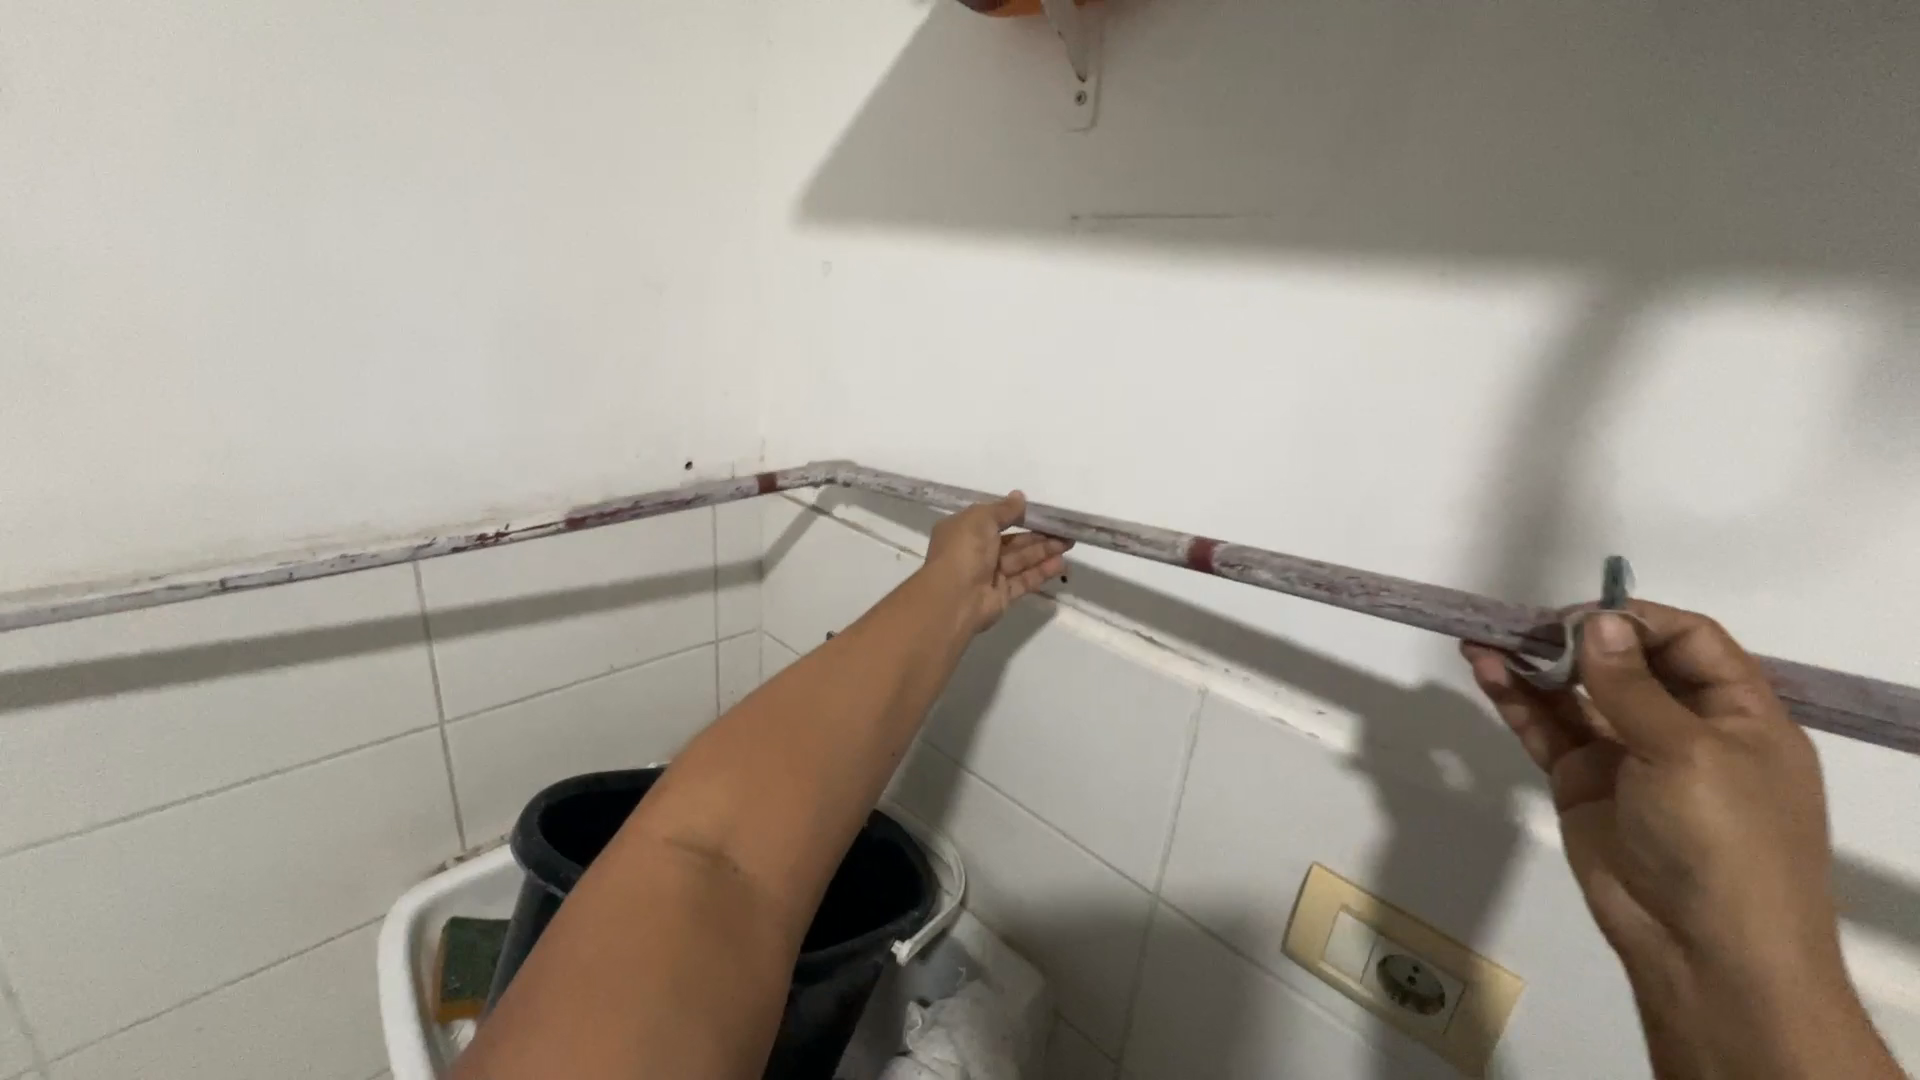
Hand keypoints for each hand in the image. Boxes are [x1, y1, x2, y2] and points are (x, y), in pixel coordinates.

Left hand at [921, 491, 1071, 634]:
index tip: (1039, 512)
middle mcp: (975, 552)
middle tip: (1064, 529)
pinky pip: (1024, 580)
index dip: (1016, 515)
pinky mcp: (1001, 595)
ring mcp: (988, 575)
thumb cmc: (964, 550)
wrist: (954, 597)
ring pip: (1020, 560)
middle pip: (1012, 541)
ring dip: (1044, 551)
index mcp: (964, 531)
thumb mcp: (981, 518)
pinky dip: (1042, 572)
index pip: (993, 520)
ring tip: (1069, 543)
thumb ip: (1003, 509)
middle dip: (1038, 535)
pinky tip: (1061, 564)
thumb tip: (1019, 496)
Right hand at [1463, 603, 1898, 1078]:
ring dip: (1530, 663)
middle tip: (1519, 624)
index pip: (1688, 641)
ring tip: (1481, 638)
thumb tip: (1596, 621)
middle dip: (1570, 638)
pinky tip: (1485, 670)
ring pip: (1572, 692)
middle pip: (1621, 662)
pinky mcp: (1578, 778)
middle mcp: (1681, 725)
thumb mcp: (1688, 752)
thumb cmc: (1722, 839)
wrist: (1700, 944)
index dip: (1635, 620)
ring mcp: (1624, 753)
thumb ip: (1632, 685)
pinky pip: (1543, 726)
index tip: (1578, 617)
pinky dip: (1514, 698)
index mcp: (1737, 714)